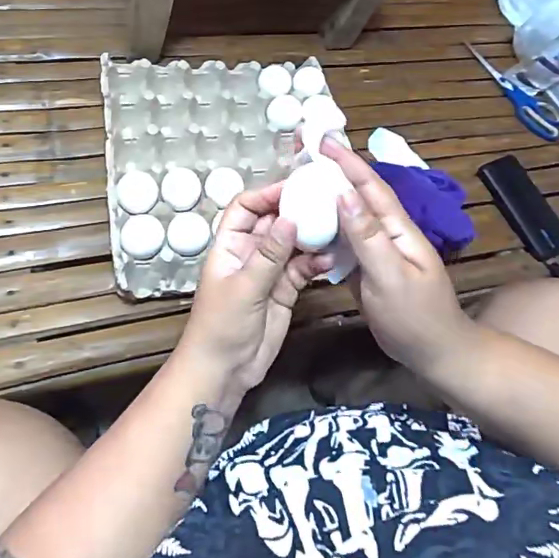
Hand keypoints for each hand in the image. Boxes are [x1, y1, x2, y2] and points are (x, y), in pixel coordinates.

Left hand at [179, 182, 334, 392]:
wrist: (225, 370)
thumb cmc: (221, 324)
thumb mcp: (244, 287)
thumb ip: (269, 254)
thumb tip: (289, 218)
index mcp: (229, 244)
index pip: (245, 207)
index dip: (266, 194)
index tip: (295, 188)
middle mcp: (249, 252)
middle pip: (273, 221)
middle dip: (296, 210)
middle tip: (327, 201)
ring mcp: (269, 271)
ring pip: (292, 244)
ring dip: (311, 236)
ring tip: (337, 227)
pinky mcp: (285, 290)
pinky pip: (302, 269)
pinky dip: (316, 262)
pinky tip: (333, 258)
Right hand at [321, 138, 474, 371]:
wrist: (435, 354)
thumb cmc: (416, 317)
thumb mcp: (391, 276)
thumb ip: (368, 236)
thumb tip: (343, 194)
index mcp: (397, 229)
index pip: (370, 187)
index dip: (347, 163)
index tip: (322, 141)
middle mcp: (386, 231)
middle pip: (357, 193)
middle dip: (333, 169)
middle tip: (304, 150)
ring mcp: (376, 248)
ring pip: (347, 213)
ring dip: (325, 193)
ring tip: (299, 177)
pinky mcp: (365, 265)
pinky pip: (342, 236)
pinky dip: (324, 222)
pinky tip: (306, 219)